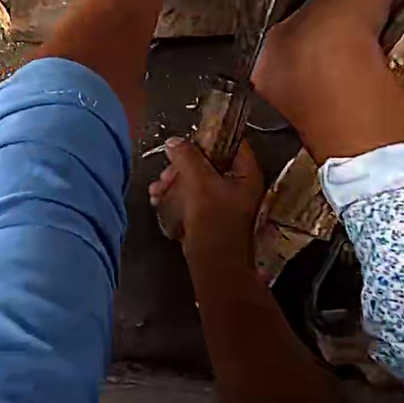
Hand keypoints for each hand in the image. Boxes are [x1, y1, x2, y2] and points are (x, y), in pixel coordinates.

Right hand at [148, 138, 264, 263]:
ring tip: (157, 189)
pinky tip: (158, 198)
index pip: (232, 141)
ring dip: (173, 180)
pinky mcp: (208, 212)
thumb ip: (188, 158)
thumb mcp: (200, 184)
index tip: (185, 140)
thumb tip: (174, 141)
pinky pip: (190, 193)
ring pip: (195, 177)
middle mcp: (237, 183)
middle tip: (166, 173)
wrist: (214, 265)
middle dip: (181, 165)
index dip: (208, 137)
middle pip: (207, 160)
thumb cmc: (214, 222)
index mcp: (246, 173)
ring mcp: (223, 198)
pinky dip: (174, 193)